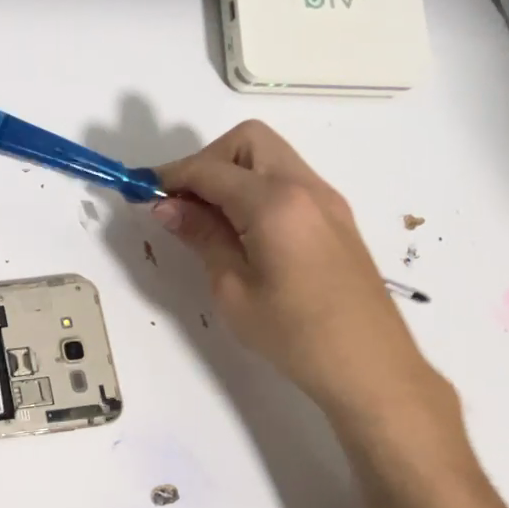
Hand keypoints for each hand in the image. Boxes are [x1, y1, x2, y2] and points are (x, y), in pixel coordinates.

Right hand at [154, 121, 435, 416]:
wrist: (369, 366)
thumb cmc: (293, 333)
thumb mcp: (231, 288)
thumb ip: (201, 236)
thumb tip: (167, 206)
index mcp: (275, 204)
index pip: (210, 170)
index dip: (170, 177)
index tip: (139, 192)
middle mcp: (305, 188)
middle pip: (247, 142)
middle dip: (206, 162)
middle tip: (180, 203)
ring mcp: (325, 200)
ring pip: (269, 157)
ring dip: (230, 173)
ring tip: (205, 218)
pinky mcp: (334, 217)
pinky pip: (286, 180)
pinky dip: (254, 188)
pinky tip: (237, 228)